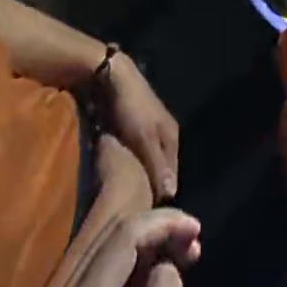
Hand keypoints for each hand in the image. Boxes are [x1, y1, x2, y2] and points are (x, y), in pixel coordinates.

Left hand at [52, 209, 201, 286]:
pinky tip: (158, 281)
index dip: (164, 221)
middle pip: (113, 240)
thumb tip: (167, 264)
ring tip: (184, 256)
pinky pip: (105, 285)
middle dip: (157, 231)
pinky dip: (135, 275)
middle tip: (194, 241)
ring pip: (109, 260)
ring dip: (148, 251)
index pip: (124, 235)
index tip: (197, 227)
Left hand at [103, 54, 180, 200]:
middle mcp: (165, 132)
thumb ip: (158, 166)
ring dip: (139, 170)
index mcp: (172, 136)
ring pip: (148, 157)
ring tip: (125, 186)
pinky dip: (131, 158)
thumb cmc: (130, 109)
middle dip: (150, 181)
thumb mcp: (144, 140)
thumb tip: (172, 196)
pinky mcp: (136, 122)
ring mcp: (150, 126)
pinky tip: (119, 167)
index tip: (144, 210)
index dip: (160, 193)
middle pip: (161, 166)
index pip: (172, 175)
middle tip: (133, 200)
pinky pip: (137, 148)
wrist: (113, 77)